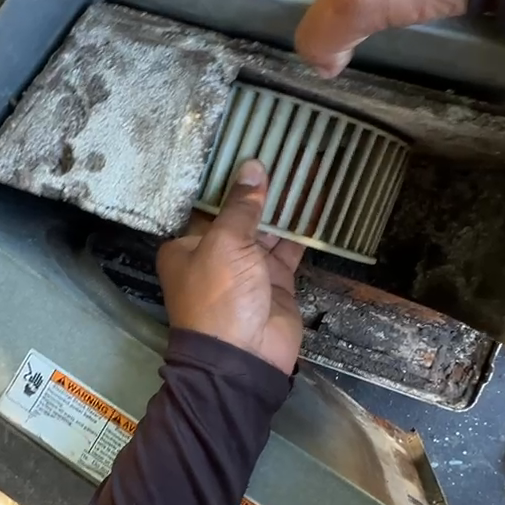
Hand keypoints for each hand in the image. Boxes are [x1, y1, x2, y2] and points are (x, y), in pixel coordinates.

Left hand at [156, 160, 304, 373]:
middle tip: (284, 148)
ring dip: (285, 203)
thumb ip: (240, 207)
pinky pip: (290, 248)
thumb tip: (252, 168)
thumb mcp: (223, 244)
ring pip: (268, 228)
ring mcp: (247, 269)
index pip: (207, 204)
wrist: (243, 358)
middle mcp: (215, 254)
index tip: (247, 147)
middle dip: (261, 187)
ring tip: (306, 165)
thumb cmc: (219, 297)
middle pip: (240, 213)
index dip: (227, 178)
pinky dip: (303, 227)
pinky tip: (318, 199)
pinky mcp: (276, 282)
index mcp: (187, 246)